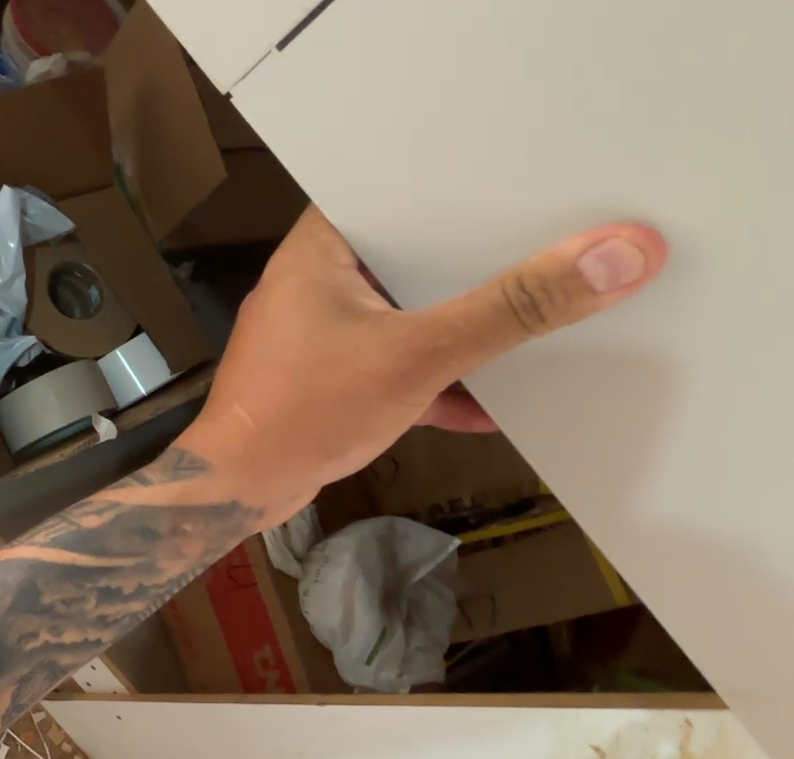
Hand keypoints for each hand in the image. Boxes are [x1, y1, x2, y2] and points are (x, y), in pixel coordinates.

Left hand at [176, 207, 667, 528]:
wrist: (235, 489)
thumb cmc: (305, 410)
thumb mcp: (417, 356)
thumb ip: (512, 309)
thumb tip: (623, 251)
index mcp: (316, 255)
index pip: (387, 188)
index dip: (453, 177)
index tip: (525, 168)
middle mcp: (310, 286)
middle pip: (406, 253)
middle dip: (474, 255)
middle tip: (559, 233)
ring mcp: (313, 336)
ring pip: (401, 314)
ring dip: (458, 324)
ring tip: (541, 311)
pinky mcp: (321, 380)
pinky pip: (388, 363)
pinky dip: (431, 379)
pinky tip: (493, 402)